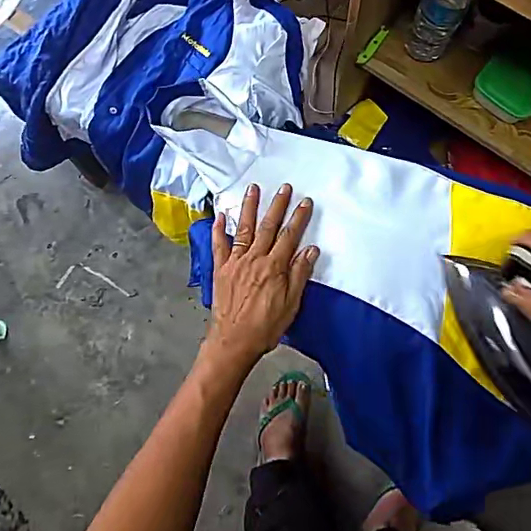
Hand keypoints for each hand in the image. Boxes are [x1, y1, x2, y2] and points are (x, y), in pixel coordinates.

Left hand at [206, 183, 318, 365]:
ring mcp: (235, 262)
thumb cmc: (266, 326)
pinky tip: (220, 216)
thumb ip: (300, 274)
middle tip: (284, 187)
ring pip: (243, 229)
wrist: (233, 342)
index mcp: (274, 267)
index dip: (299, 218)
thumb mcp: (291, 303)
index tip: (305, 202)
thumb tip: (311, 250)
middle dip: (277, 205)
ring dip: (249, 207)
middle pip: (268, 226)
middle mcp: (254, 259)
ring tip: (253, 189)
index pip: (290, 236)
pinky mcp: (221, 270)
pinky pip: (219, 245)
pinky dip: (219, 229)